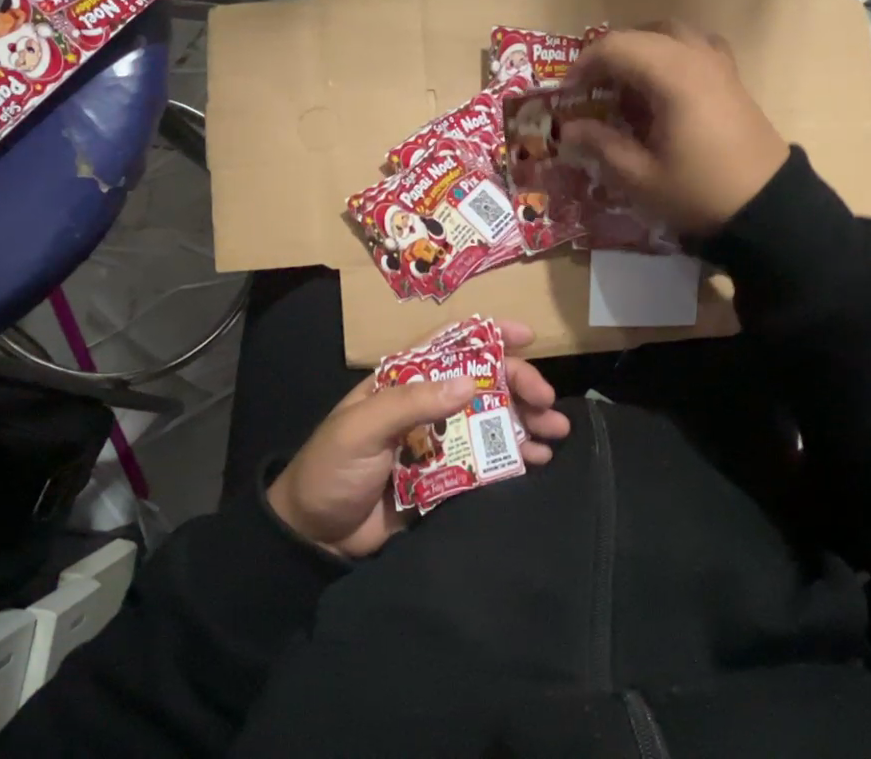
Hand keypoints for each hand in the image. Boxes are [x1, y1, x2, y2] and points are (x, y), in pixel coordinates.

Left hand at [265, 321, 568, 558]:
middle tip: (546, 401)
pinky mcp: (448, 479)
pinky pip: (489, 462)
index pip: (450, 346)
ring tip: (557, 429)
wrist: (314, 534)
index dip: (488, 336)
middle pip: (483, 383)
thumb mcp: (361, 427)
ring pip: (493, 421)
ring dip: (527, 420)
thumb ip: (411, 403)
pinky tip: (539, 459)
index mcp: (403, 382)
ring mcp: (440, 442)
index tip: (526, 335)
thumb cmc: (331, 468)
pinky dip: (517, 457)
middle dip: (520, 384)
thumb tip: (469, 381)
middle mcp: (427, 406)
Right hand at [563, 21, 789, 234]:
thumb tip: (569, 129)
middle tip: (590, 89)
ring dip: (641, 49)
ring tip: (624, 83)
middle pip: (642, 34)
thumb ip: (602, 145)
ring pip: (671, 33)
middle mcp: (696, 56)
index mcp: (672, 75)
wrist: (767, 207)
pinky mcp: (732, 78)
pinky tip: (663, 86)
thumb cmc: (699, 192)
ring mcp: (719, 64)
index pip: (615, 46)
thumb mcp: (640, 177)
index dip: (583, 65)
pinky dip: (671, 54)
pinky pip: (695, 47)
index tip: (566, 94)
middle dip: (609, 55)